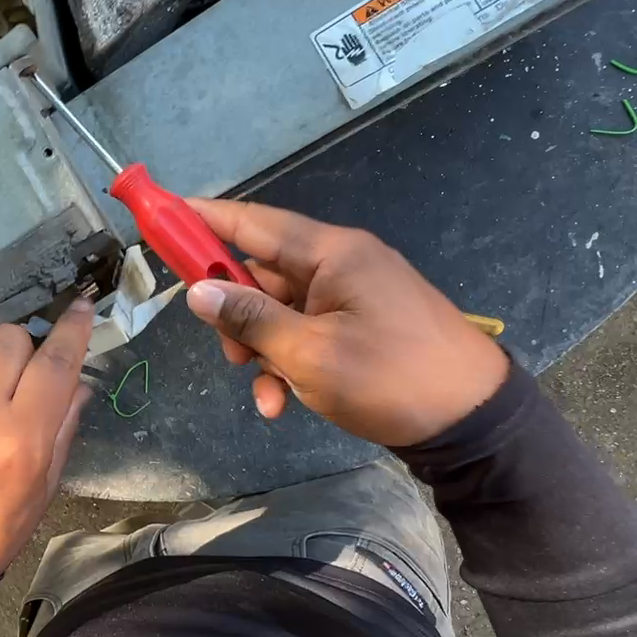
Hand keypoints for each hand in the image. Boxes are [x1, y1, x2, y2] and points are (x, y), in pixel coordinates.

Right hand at [182, 199, 507, 446]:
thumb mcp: (308, 353)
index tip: (165, 214)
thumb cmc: (389, 378)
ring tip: (266, 391)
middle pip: (260, 274)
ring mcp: (349, 297)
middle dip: (236, 316)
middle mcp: (340, 265)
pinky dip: (286, 365)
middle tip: (230, 353)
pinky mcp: (356, 326)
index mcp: (333, 254)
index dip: (205, 218)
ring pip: (276, 312)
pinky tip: (282, 402)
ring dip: (260, 352)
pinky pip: (302, 335)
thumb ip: (249, 319)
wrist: (471, 422)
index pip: (254, 223)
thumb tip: (196, 291)